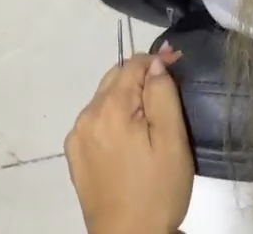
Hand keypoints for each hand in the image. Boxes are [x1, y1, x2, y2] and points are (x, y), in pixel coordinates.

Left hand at [65, 50, 191, 233]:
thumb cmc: (157, 191)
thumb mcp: (172, 141)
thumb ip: (163, 94)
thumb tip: (156, 62)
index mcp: (111, 108)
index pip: (134, 63)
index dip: (157, 62)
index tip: (178, 67)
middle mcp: (87, 115)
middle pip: (116, 76)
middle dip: (141, 79)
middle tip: (166, 99)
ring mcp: (77, 135)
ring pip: (105, 97)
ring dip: (126, 98)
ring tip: (149, 123)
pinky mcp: (74, 154)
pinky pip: (95, 119)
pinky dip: (112, 118)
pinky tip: (128, 140)